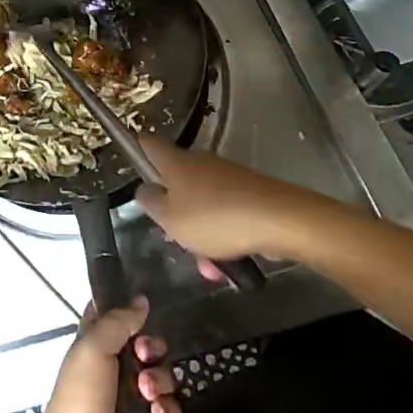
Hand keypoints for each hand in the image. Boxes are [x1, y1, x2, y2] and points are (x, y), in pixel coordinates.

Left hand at [21, 298, 179, 412]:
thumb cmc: (80, 399)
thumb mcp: (91, 349)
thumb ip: (117, 321)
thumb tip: (141, 299)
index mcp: (93, 348)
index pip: (114, 318)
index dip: (129, 309)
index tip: (144, 304)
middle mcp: (114, 370)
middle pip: (147, 345)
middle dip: (152, 348)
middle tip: (145, 355)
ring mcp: (134, 401)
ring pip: (163, 376)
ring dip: (160, 382)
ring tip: (147, 394)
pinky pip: (171, 411)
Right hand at [134, 132, 334, 262]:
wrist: (280, 219)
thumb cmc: (215, 217)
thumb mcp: (170, 218)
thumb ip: (150, 203)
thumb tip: (145, 190)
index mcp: (176, 163)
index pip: (149, 143)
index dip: (137, 149)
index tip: (133, 165)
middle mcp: (200, 163)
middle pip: (176, 184)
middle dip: (175, 216)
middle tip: (176, 243)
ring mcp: (227, 177)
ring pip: (202, 207)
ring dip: (202, 236)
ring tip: (211, 268)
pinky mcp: (250, 193)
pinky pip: (226, 215)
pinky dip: (224, 237)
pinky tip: (230, 264)